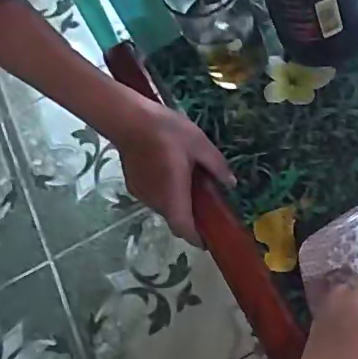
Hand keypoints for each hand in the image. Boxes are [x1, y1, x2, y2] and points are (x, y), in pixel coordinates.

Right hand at [110, 96, 234, 244]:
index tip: (210, 240)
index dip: (196, 239)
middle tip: (209, 210)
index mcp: (174, 197)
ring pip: (164, 209)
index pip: (184, 229)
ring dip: (178, 206)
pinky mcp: (133, 185)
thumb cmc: (166, 132)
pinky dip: (166, 196)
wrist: (126, 118)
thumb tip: (231, 183)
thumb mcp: (200, 145)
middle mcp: (156, 201)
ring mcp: (142, 194)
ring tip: (193, 191)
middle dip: (191, 221)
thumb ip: (217, 166)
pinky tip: (173, 178)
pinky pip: (154, 198)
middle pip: (175, 220)